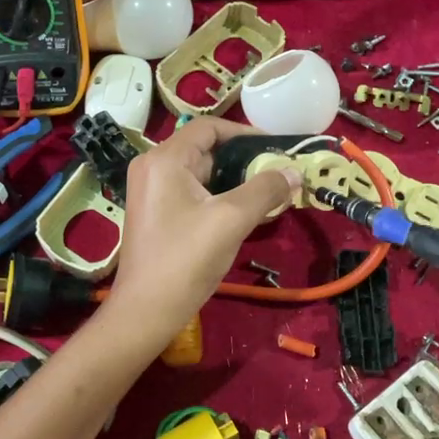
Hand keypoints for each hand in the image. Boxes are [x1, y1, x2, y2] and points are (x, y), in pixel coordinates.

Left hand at [105, 118, 299, 342]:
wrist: (145, 310)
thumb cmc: (185, 259)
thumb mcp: (231, 220)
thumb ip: (264, 190)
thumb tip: (293, 172)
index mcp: (164, 159)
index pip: (208, 128)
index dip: (244, 133)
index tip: (276, 147)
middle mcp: (152, 167)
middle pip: (204, 149)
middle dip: (242, 160)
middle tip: (277, 173)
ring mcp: (151, 191)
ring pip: (199, 173)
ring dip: (233, 180)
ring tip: (268, 193)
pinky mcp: (155, 213)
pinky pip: (191, 192)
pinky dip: (217, 195)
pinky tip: (243, 212)